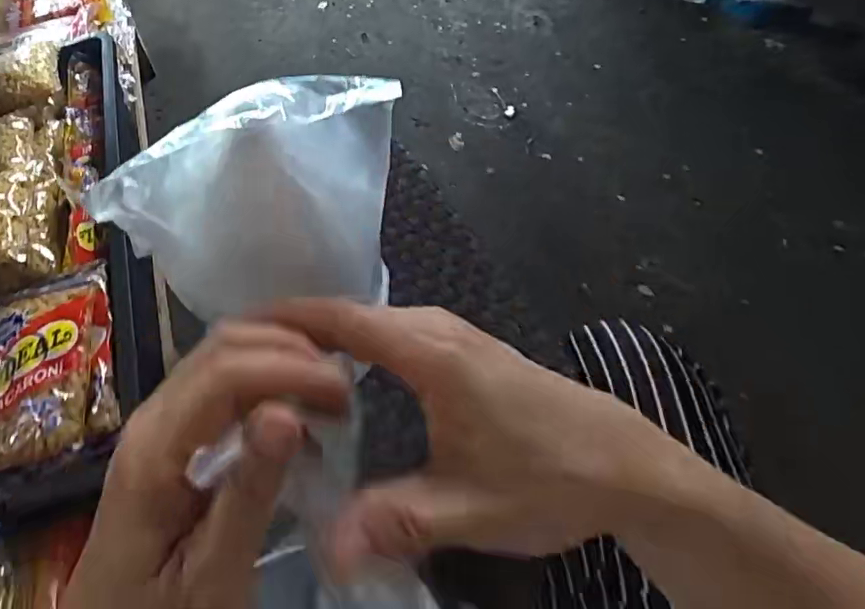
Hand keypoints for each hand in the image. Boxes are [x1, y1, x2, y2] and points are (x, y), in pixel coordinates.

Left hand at [63, 322, 352, 608]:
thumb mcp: (210, 578)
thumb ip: (247, 496)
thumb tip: (287, 414)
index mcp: (154, 447)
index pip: (222, 373)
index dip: (285, 366)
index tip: (340, 386)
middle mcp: (152, 414)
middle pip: (220, 348)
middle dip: (287, 349)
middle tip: (343, 383)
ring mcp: (159, 416)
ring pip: (221, 353)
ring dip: (277, 355)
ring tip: (329, 387)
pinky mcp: (171, 429)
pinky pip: (220, 379)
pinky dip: (265, 375)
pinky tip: (297, 404)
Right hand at [265, 300, 710, 574]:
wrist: (624, 462)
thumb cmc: (547, 475)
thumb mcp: (471, 508)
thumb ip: (397, 520)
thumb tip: (327, 552)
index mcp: (429, 351)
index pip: (343, 318)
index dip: (290, 317)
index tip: (240, 326)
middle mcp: (434, 326)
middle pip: (350, 313)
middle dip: (296, 326)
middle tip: (245, 355)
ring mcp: (449, 331)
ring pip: (371, 320)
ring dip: (325, 333)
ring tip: (278, 363)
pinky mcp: (459, 345)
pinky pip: (390, 331)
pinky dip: (353, 341)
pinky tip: (338, 373)